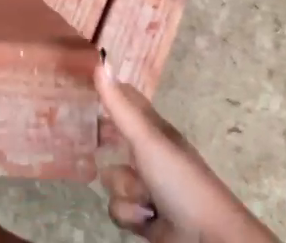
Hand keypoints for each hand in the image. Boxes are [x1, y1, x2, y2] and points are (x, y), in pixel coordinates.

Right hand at [95, 64, 277, 242]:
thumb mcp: (146, 139)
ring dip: (124, 190)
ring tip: (144, 198)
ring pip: (112, 178)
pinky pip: (118, 208)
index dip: (106, 93)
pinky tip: (146, 218)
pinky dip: (130, 214)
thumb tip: (100, 59)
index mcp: (153, 130)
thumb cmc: (178, 179)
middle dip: (104, 147)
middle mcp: (148, 154)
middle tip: (88, 143)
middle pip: (112, 140)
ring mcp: (146, 186)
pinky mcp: (143, 215)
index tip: (79, 87)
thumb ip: (119, 106)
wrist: (206, 236)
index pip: (126, 101)